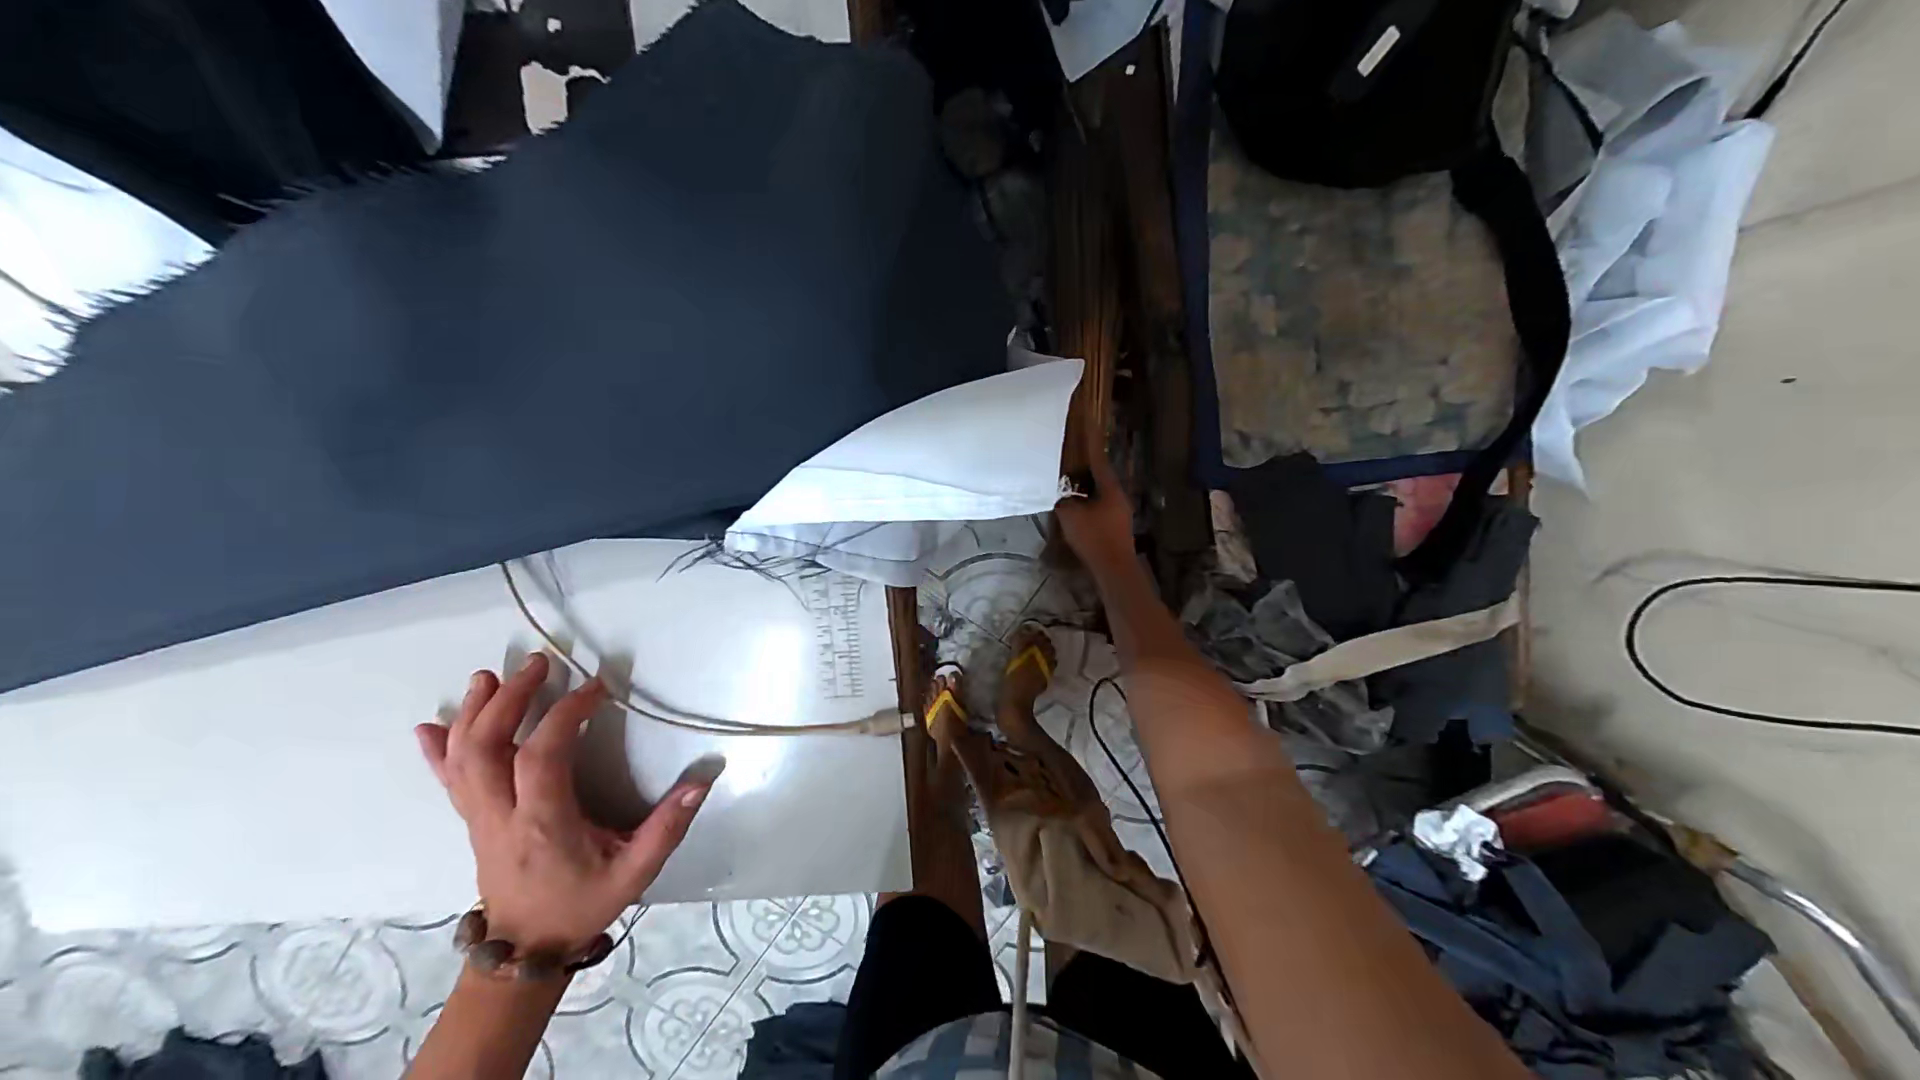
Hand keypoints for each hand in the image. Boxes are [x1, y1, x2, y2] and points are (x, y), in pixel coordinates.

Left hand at [415, 653, 715, 953]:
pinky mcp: (472, 821)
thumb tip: (703, 779)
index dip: (565, 714)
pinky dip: (437, 750)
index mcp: (543, 823)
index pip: (541, 756)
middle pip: (486, 748)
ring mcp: (480, 818)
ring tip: (490, 676)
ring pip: (462, 759)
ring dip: (474, 713)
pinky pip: (447, 782)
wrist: (526, 949)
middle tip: (539, 663)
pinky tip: (431, 725)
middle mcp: (502, 815)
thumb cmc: (584, 903)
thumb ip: (668, 825)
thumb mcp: (636, 871)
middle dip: (509, 699)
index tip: (596, 687)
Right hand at [1053, 434, 1136, 575]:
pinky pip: (1101, 509)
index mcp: (1111, 490)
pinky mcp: (1117, 528)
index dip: (1090, 449)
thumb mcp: (1070, 516)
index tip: (1085, 433)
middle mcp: (1119, 498)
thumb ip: (1064, 502)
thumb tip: (1061, 496)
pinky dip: (1089, 505)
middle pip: (1102, 479)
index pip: (1099, 462)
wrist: (1114, 569)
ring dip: (1087, 490)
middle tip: (1071, 461)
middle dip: (1086, 470)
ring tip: (1070, 485)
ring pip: (1101, 495)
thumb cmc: (1093, 537)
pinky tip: (1077, 510)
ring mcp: (1120, 514)